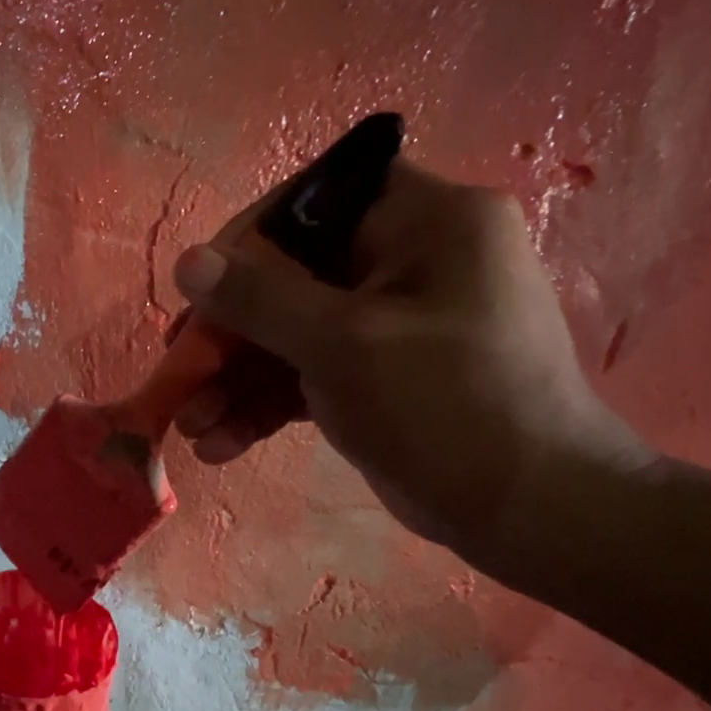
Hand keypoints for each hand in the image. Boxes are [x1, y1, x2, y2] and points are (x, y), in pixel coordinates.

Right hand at [170, 160, 656, 559]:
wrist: (529, 508)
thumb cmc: (446, 406)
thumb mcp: (344, 345)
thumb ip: (260, 300)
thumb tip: (187, 261)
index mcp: (427, 222)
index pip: (317, 201)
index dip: (248, 243)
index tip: (201, 296)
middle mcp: (409, 262)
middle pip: (292, 278)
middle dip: (230, 337)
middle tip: (181, 378)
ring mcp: (392, 325)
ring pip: (292, 335)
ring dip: (236, 382)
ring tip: (192, 429)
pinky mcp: (379, 377)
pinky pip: (308, 376)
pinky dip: (265, 407)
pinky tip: (222, 446)